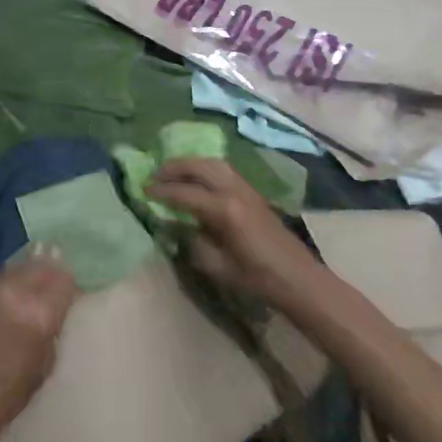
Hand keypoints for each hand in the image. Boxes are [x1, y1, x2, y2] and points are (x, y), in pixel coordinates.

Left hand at [0, 250, 79, 441]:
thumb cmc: (4, 396)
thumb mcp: (43, 367)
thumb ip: (51, 330)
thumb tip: (55, 311)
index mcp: (38, 313)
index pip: (63, 279)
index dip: (70, 285)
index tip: (70, 293)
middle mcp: (13, 290)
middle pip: (40, 265)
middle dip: (49, 272)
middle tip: (51, 286)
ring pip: (16, 268)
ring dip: (25, 276)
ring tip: (26, 292)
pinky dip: (3, 287)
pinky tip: (1, 302)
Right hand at [149, 160, 317, 301]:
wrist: (298, 279)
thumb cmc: (257, 278)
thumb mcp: (217, 265)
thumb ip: (192, 240)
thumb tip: (173, 223)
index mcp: (223, 210)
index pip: (183, 193)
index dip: (161, 191)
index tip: (143, 191)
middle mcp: (233, 191)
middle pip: (197, 167)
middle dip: (172, 168)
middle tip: (154, 177)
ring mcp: (245, 188)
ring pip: (212, 162)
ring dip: (189, 164)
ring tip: (172, 172)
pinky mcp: (253, 191)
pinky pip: (224, 169)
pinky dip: (205, 167)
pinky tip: (196, 177)